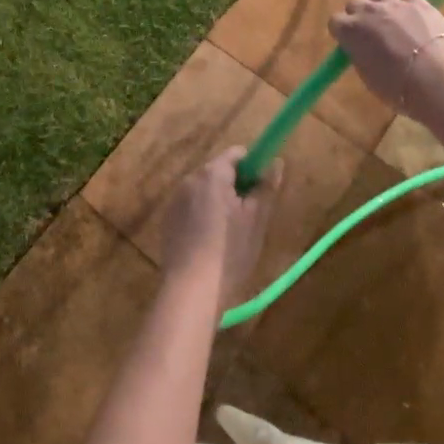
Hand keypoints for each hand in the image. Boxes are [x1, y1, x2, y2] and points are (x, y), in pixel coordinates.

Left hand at [161, 148, 282, 311]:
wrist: (191, 289)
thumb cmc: (230, 251)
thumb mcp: (256, 219)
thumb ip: (266, 187)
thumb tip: (276, 161)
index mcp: (212, 174)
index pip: (236, 154)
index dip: (253, 166)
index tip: (261, 188)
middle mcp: (190, 179)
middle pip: (218, 171)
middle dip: (235, 186)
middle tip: (249, 215)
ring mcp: (175, 199)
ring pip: (204, 190)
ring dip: (218, 201)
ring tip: (230, 233)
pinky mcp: (167, 219)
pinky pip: (190, 206)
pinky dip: (201, 215)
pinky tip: (209, 242)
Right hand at [328, 0, 443, 112]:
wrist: (439, 80)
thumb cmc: (398, 88)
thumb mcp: (368, 77)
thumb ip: (360, 55)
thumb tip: (361, 49)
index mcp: (350, 30)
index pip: (335, 21)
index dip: (342, 32)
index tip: (349, 42)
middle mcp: (369, 10)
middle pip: (356, 3)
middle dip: (360, 15)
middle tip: (370, 32)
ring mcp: (395, 3)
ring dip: (382, 6)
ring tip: (393, 22)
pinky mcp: (420, 2)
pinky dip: (407, 5)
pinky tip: (415, 18)